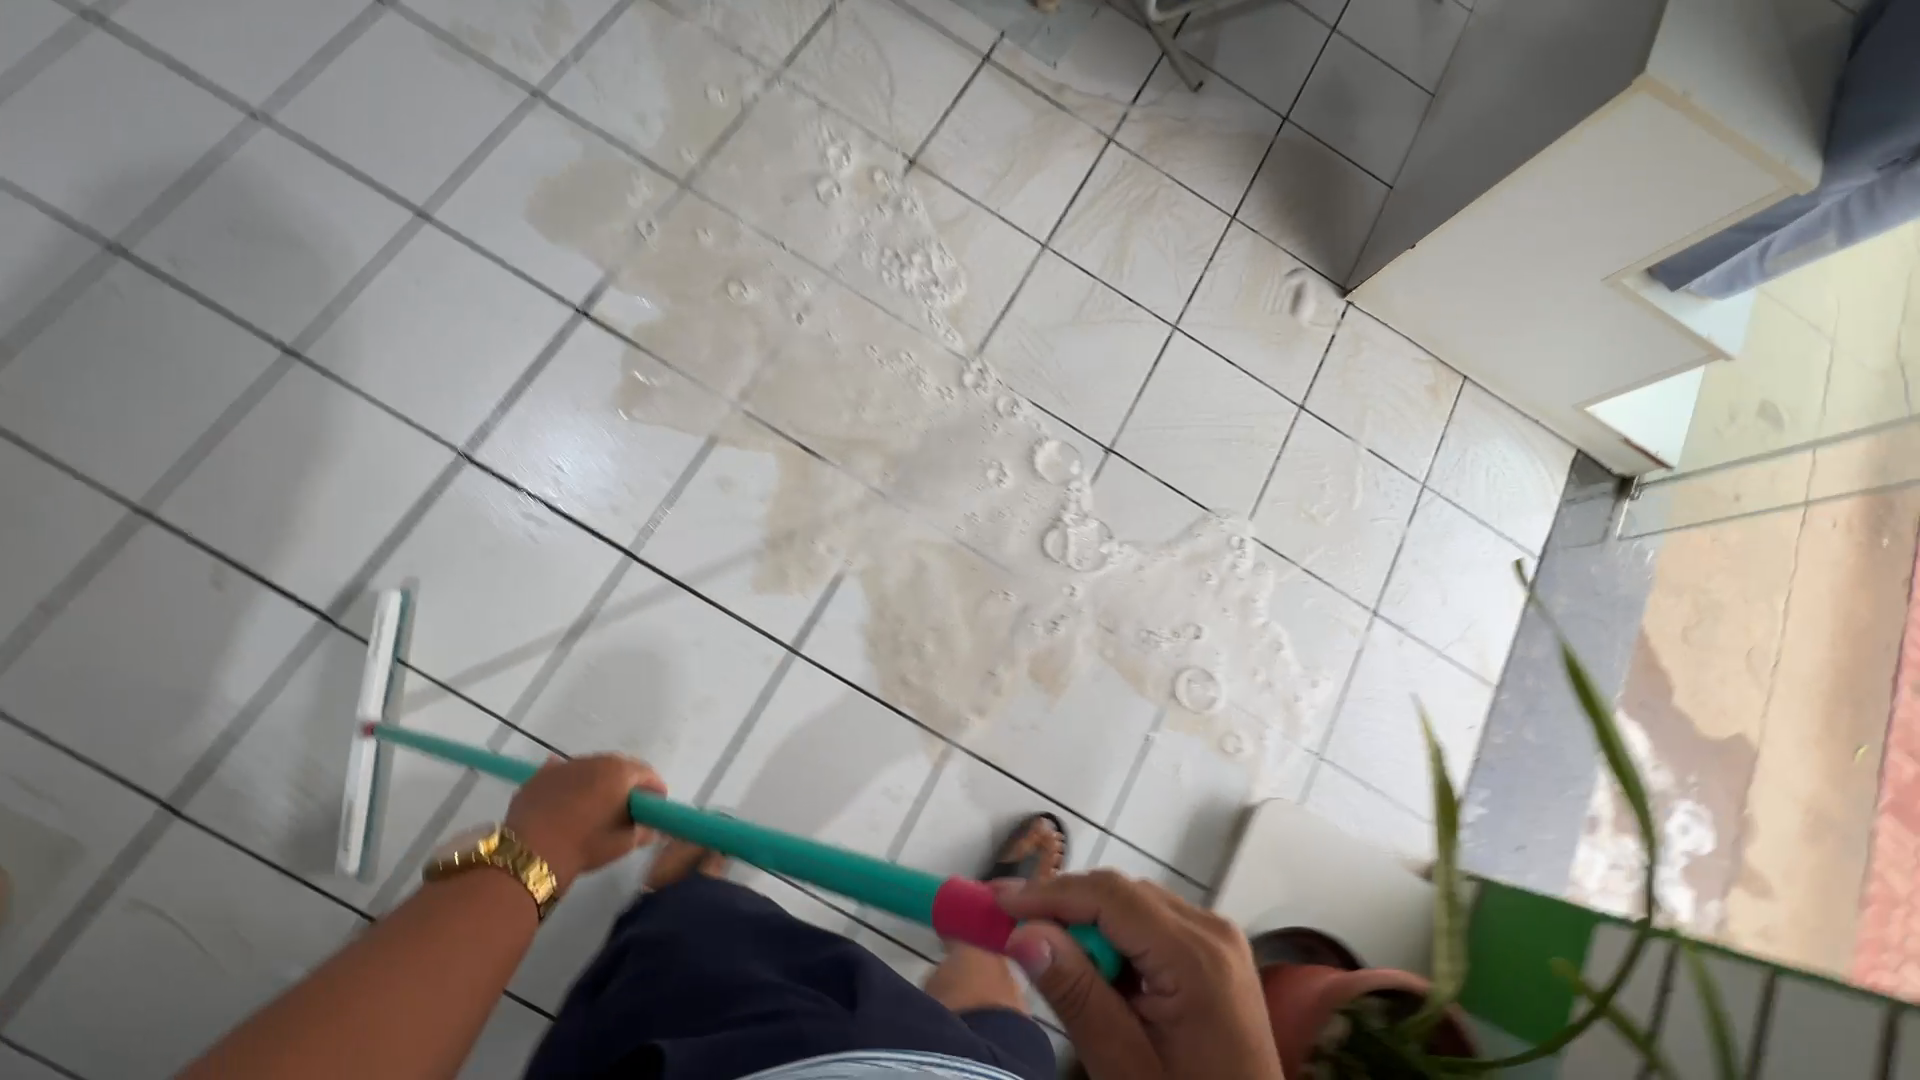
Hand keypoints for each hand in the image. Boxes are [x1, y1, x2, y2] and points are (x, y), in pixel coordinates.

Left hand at [503, 755, 665, 893]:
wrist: (528, 855)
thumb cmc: (584, 846)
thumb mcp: (622, 844)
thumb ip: (643, 832)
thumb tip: (651, 829)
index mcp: (619, 773)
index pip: (647, 774)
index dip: (655, 790)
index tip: (654, 808)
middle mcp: (594, 760)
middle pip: (619, 767)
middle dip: (626, 785)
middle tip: (626, 808)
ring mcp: (563, 766)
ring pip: (590, 769)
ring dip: (598, 783)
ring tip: (594, 807)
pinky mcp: (538, 777)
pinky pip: (561, 774)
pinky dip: (569, 783)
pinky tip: (567, 799)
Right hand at [999, 871, 1281, 1079]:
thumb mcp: (1125, 1066)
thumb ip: (1077, 995)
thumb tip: (1023, 933)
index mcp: (1197, 958)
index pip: (1110, 897)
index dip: (1049, 893)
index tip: (996, 901)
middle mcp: (1212, 931)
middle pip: (1121, 894)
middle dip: (1062, 905)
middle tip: (1007, 924)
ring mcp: (1218, 939)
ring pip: (1132, 904)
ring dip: (1086, 922)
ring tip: (1042, 949)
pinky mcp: (1214, 952)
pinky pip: (1151, 923)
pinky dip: (1113, 937)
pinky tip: (1091, 969)